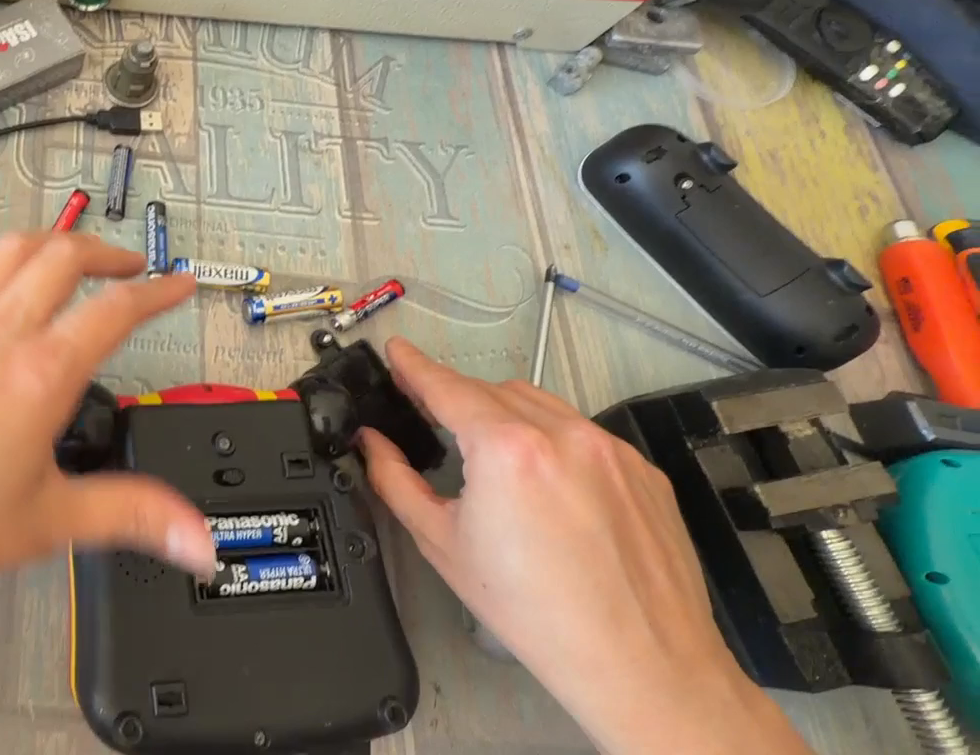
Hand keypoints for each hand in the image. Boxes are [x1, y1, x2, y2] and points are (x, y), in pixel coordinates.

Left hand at [0, 233, 215, 610]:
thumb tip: (191, 535)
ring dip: (48, 240)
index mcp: (37, 374)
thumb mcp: (46, 523)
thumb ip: (129, 516)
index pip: (116, 310)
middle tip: (130, 266)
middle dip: (107, 252)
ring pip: (6, 249)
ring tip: (69, 252)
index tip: (176, 285)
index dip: (158, 292)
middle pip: (63, 257)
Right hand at [358, 339, 810, 754]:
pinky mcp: (643, 471)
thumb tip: (372, 444)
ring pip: (537, 403)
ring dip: (502, 411)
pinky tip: (543, 481)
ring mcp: (610, 450)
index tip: (397, 352)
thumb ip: (394, 479)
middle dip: (455, 397)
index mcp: (506, 449)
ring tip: (487, 451)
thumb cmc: (537, 611)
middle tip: (428, 413)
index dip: (413, 366)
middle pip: (489, 391)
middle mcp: (562, 435)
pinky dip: (550, 437)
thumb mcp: (441, 542)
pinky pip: (581, 431)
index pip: (446, 386)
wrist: (640, 664)